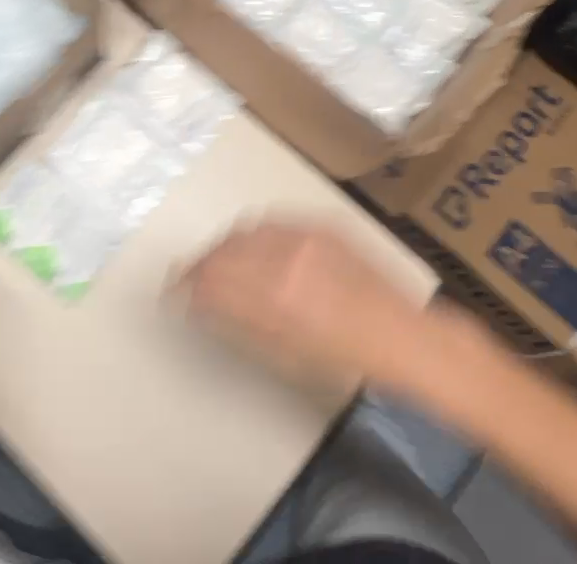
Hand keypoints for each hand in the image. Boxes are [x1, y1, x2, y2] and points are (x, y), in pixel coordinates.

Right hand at [179, 223, 431, 385]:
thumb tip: (201, 302)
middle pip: (222, 249)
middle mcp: (285, 258)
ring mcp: (305, 236)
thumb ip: (237, 319)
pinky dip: (254, 232)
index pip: (211, 279)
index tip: (174, 289)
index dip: (185, 283)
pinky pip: (273, 220)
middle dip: (199, 262)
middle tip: (189, 275)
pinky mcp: (322, 224)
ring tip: (220, 260)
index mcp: (273, 296)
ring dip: (224, 244)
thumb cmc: (344, 357)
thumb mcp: (283, 349)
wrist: (401, 335)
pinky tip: (254, 245)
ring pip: (244, 229)